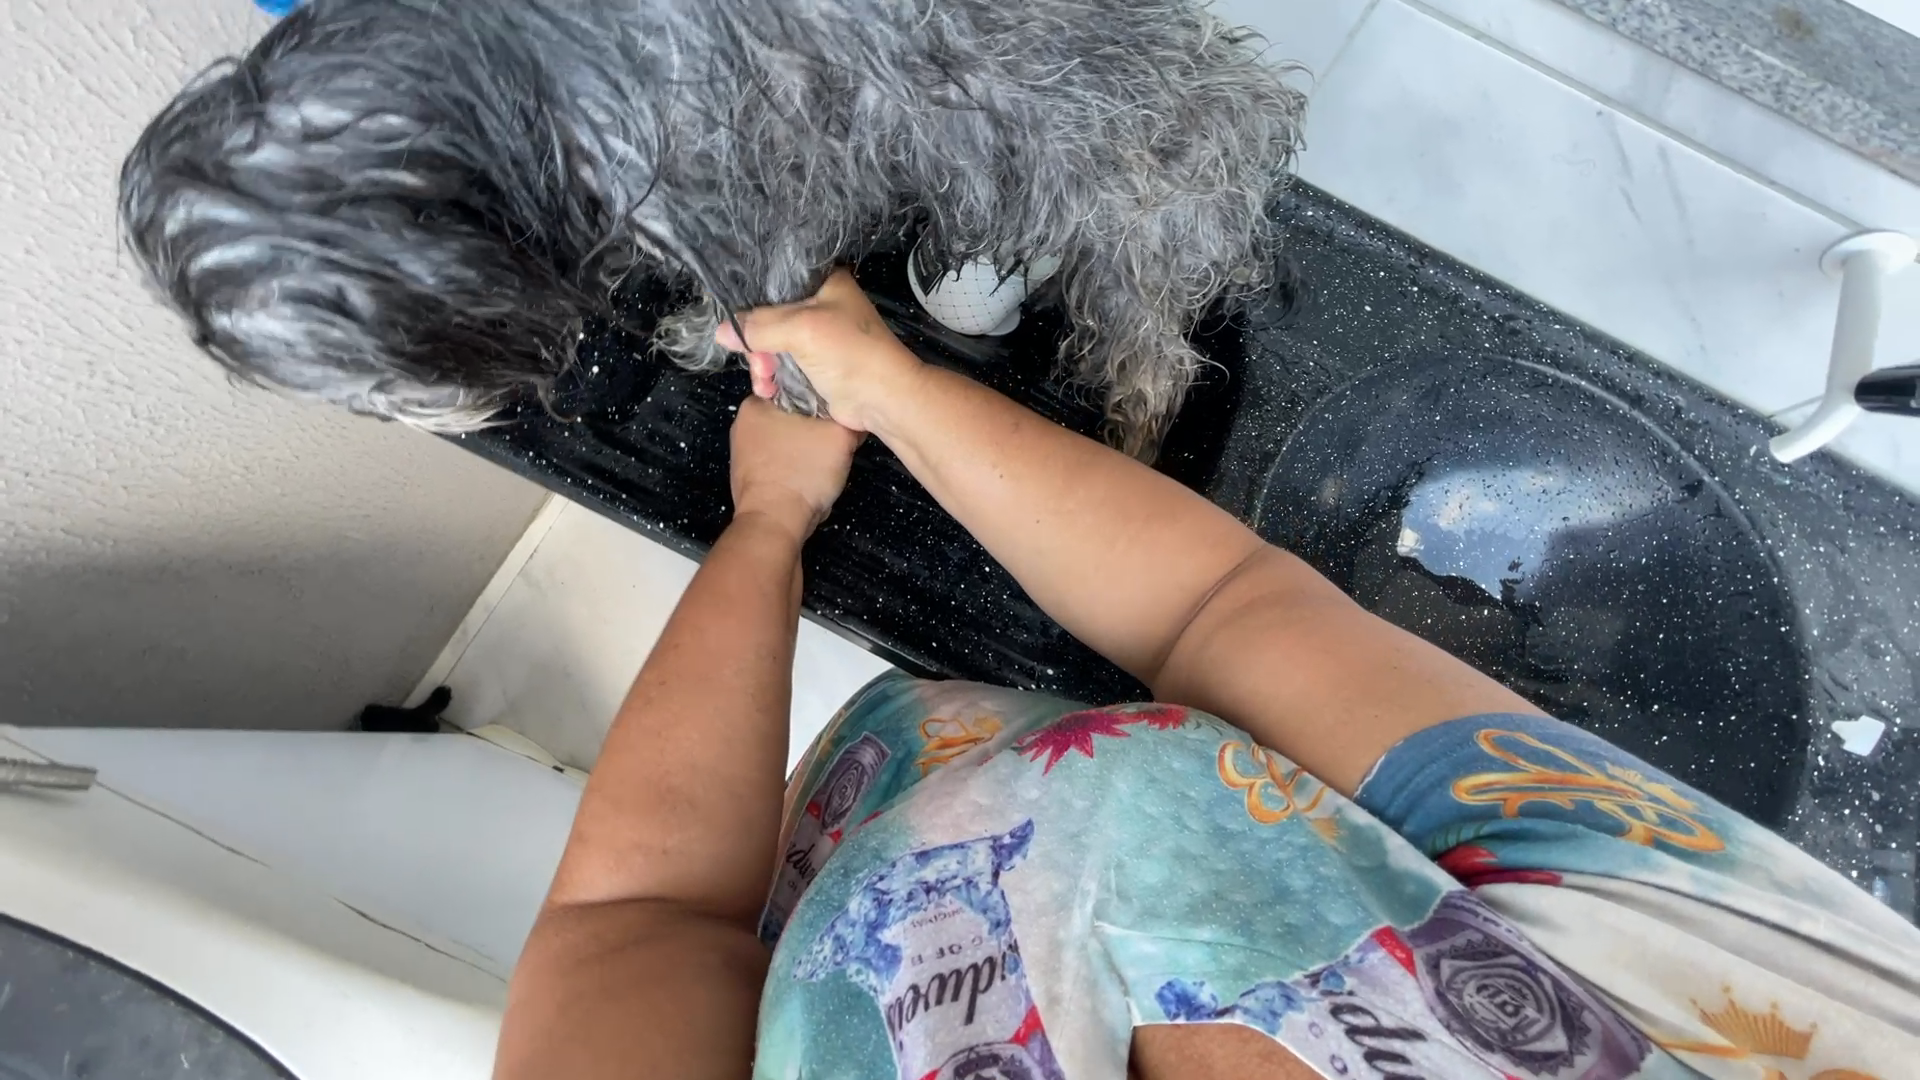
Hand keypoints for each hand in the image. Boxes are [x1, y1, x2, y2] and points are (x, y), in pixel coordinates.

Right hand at [714, 268, 924, 432]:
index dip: (752, 301)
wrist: (883, 397)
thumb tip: (722, 332)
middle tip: (758, 363)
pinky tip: (769, 389)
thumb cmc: (850, 353)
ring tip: (764, 382)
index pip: (775, 283)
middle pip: (769, 318)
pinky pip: (784, 367)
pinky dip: (773, 378)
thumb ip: (758, 327)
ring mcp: (819, 339)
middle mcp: (820, 307)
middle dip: (757, 344)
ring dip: (762, 365)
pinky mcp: (817, 367)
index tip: (737, 322)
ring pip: (773, 346)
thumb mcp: (800, 329)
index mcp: (823, 284)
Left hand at [728, 395, 862, 542]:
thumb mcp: (840, 438)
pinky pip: (781, 462)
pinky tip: (809, 478)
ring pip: (788, 440)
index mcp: (755, 403)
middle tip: (835, 439)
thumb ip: (850, 420)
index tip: (838, 412)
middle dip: (815, 427)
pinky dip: (796, 468)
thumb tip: (857, 418)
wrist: (775, 523)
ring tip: (824, 461)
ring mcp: (743, 453)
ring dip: (807, 449)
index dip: (822, 398)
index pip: (796, 386)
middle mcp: (743, 424)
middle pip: (793, 415)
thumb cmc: (802, 473)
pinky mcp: (750, 477)